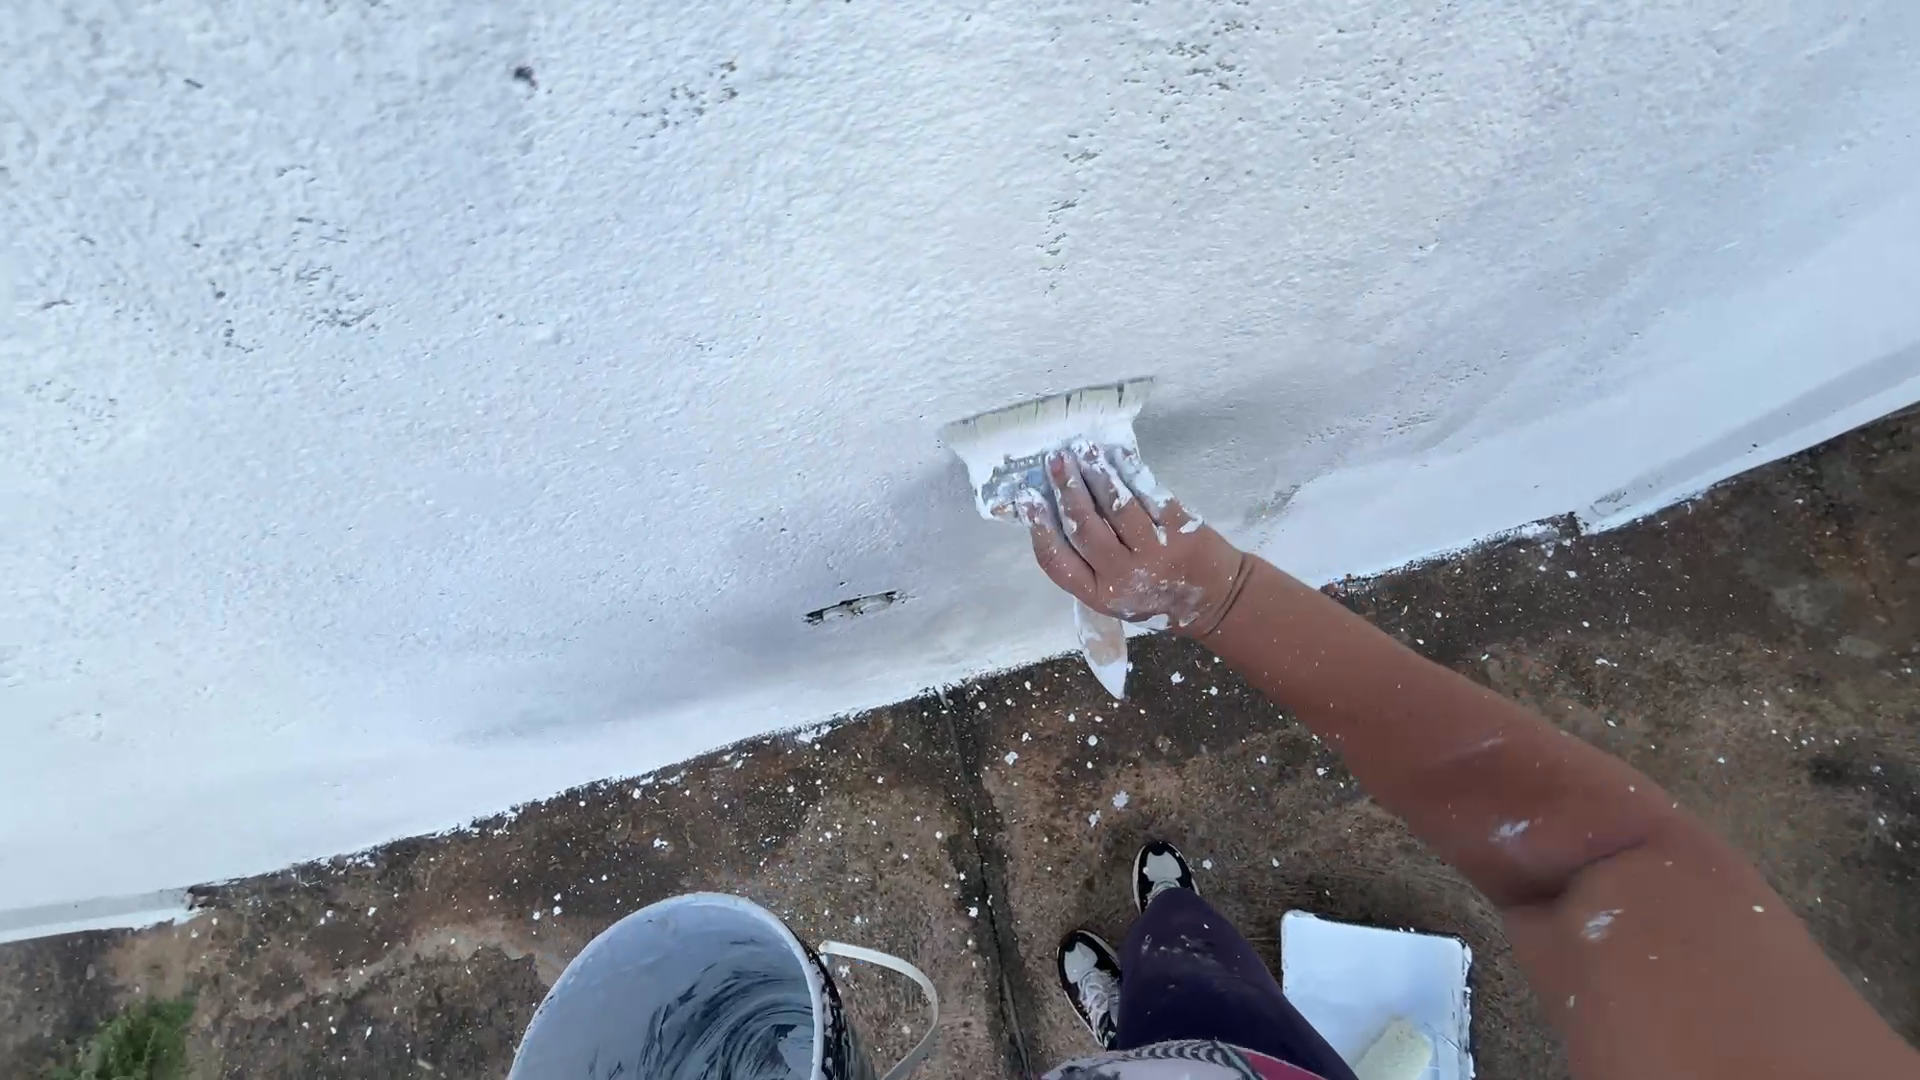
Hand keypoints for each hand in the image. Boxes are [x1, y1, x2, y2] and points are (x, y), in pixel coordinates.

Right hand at [1017, 442, 1251, 636]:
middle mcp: (1123, 576)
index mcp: (1099, 594)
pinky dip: (1129, 471)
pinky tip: (1115, 456)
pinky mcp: (1180, 531)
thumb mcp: (1111, 593)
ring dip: (1094, 473)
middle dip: (1066, 488)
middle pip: (1084, 526)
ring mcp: (1154, 552)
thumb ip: (1084, 561)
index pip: (1057, 561)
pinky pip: (1148, 494)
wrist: (1216, 602)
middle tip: (1055, 460)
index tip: (1027, 498)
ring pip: (1115, 505)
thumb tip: (1053, 510)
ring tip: (1082, 451)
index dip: (1039, 527)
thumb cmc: (1153, 596)